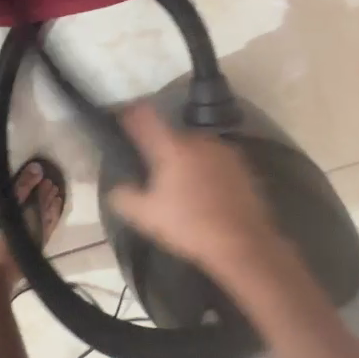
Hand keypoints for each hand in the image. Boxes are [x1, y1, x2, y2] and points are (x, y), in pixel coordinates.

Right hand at [106, 104, 287, 276]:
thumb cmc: (190, 226)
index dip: (129, 114)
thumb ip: (124, 197)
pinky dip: (207, 169)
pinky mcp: (241, 163)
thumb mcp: (147, 217)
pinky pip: (214, 159)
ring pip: (194, 148)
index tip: (121, 118)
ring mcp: (222, 149)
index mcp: (171, 146)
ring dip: (186, 160)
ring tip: (184, 187)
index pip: (144, 116)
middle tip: (156, 174)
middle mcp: (197, 139)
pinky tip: (207, 193)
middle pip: (171, 135)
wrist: (243, 243)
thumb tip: (115, 188)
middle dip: (161, 150)